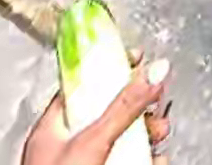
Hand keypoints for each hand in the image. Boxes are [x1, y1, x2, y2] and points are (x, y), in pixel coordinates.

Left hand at [22, 58, 171, 164]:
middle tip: (156, 100)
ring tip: (159, 134)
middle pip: (109, 110)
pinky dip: (146, 158)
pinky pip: (128, 161)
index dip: (110, 66)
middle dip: (139, 105)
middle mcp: (65, 148)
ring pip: (122, 137)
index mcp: (51, 130)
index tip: (137, 57)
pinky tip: (156, 160)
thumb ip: (125, 104)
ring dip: (147, 132)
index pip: (82, 83)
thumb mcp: (94, 141)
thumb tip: (157, 68)